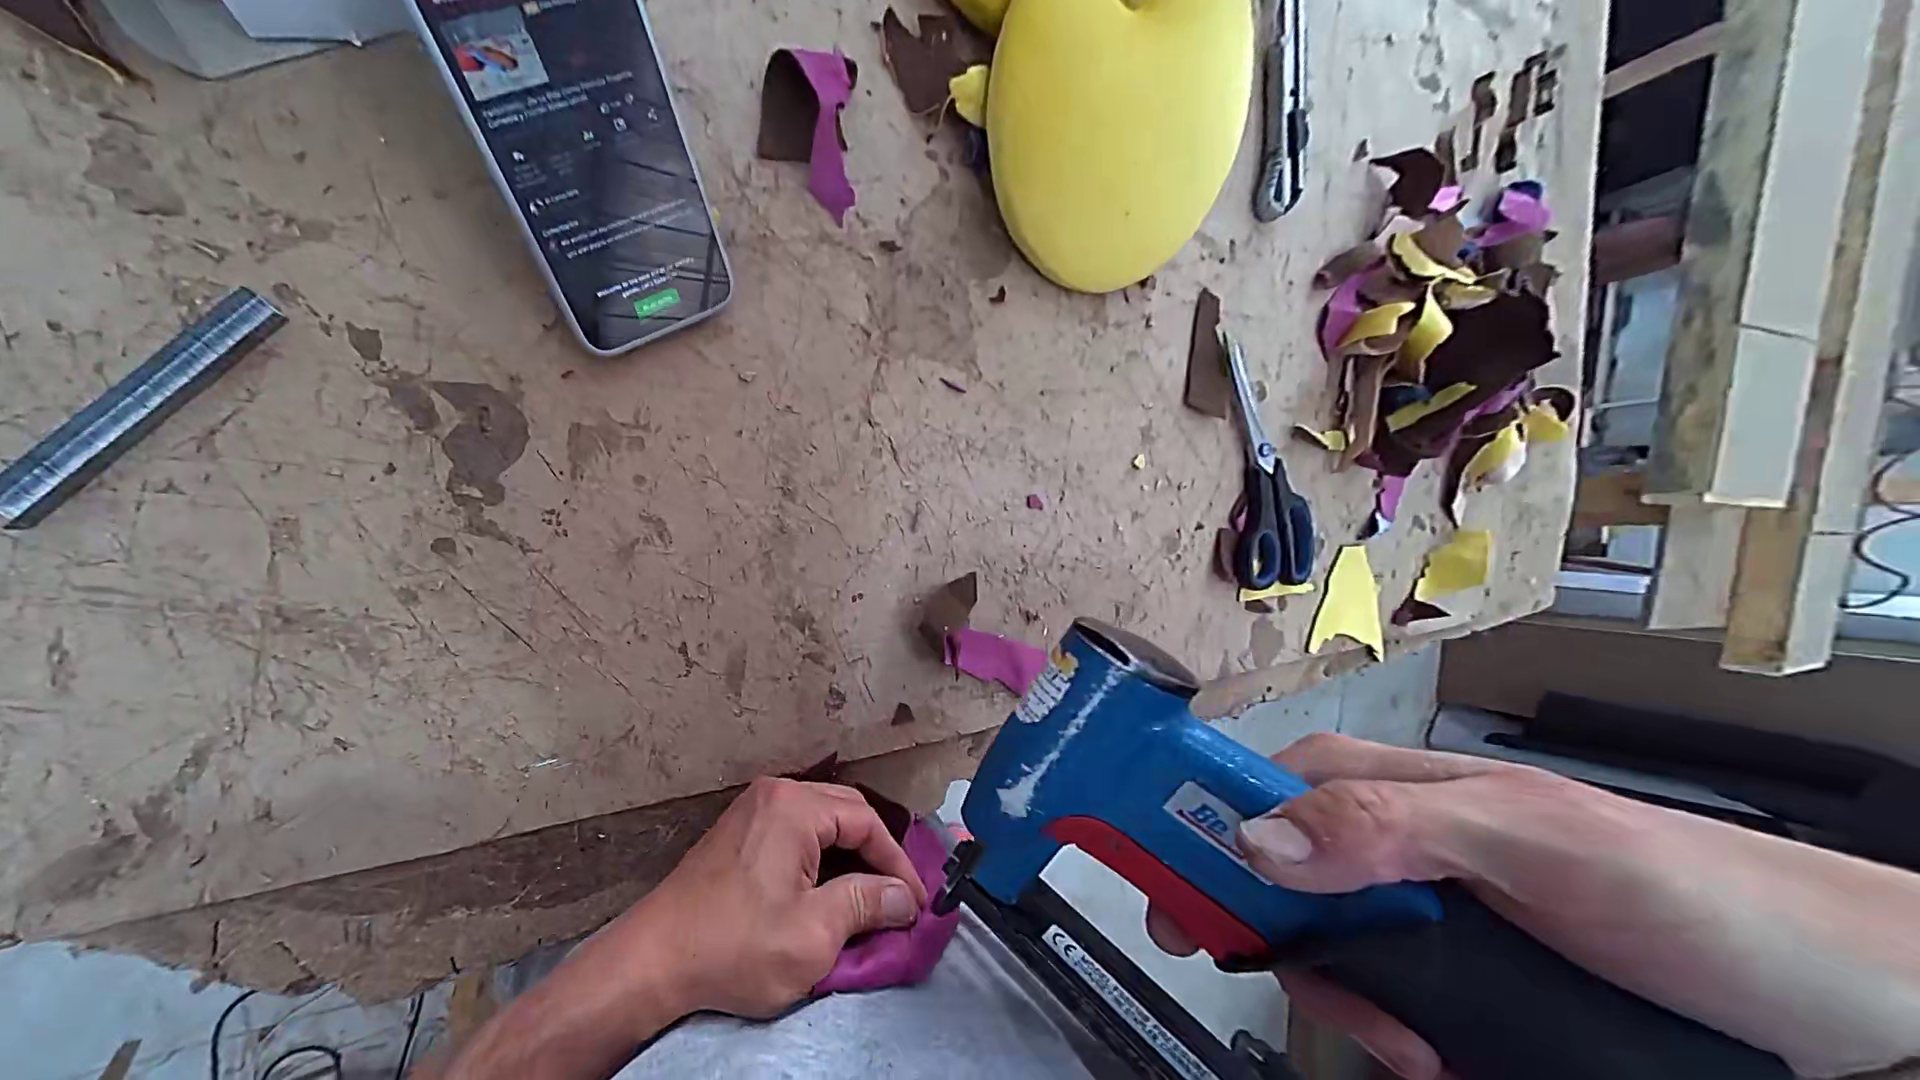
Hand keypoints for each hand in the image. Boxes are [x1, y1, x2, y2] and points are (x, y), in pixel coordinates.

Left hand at [440, 777, 925, 1079]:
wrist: (649, 963)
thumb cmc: (730, 948)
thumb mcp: (811, 935)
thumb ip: (866, 906)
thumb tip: (904, 897)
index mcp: (795, 807)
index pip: (867, 823)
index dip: (897, 863)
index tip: (916, 900)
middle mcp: (776, 794)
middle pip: (848, 811)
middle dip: (877, 851)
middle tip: (898, 892)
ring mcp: (754, 808)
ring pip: (823, 817)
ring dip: (851, 849)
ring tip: (870, 888)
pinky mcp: (740, 828)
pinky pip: (797, 827)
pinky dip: (823, 851)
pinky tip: (829, 880)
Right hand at [1150, 734, 1919, 1079]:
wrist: (1837, 1003)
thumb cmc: (1685, 893)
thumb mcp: (1526, 841)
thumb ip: (1387, 828)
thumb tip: (1257, 842)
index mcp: (1371, 784)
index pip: (1247, 786)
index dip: (1192, 823)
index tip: (1160, 881)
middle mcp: (1373, 834)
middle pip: (1264, 873)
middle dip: (1270, 936)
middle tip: (1305, 988)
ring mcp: (1405, 900)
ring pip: (1311, 939)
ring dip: (1336, 996)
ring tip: (1408, 1040)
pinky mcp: (1438, 962)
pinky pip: (1366, 989)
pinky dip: (1375, 1025)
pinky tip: (1423, 1047)